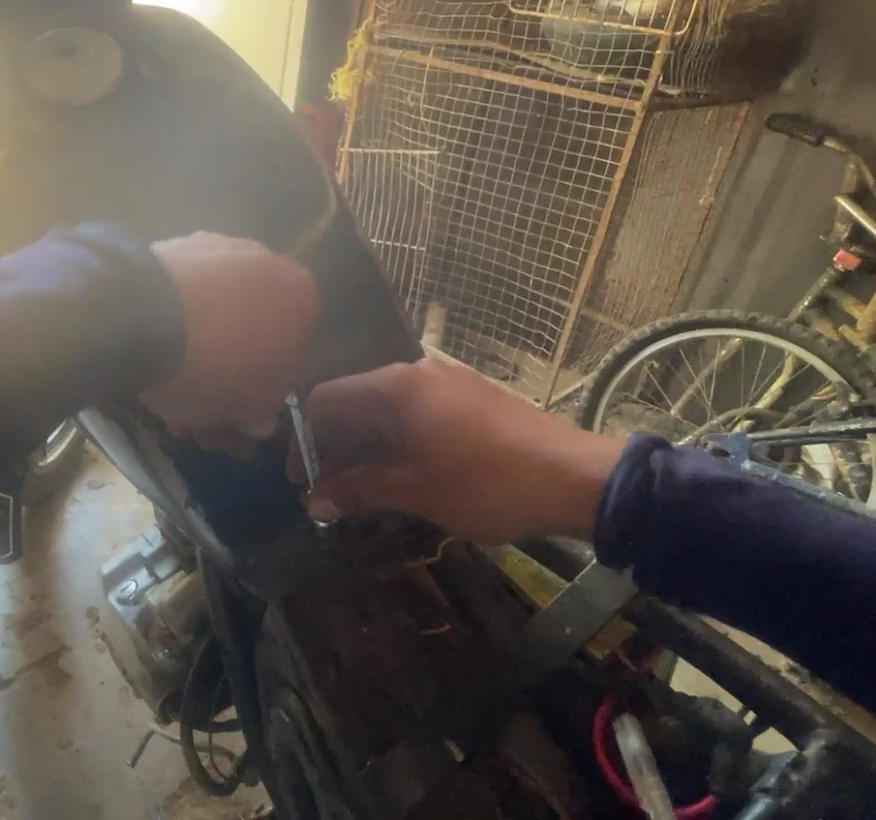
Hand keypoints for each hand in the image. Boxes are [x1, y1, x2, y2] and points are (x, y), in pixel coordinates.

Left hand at [141, 233, 319, 436]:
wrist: (144, 314)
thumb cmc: (216, 365)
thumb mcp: (248, 407)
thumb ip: (262, 410)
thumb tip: (260, 418)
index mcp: (303, 299)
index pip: (293, 351)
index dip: (265, 385)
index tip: (238, 408)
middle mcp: (270, 261)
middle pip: (252, 324)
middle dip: (228, 364)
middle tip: (198, 402)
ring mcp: (220, 246)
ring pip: (215, 307)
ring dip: (197, 341)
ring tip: (164, 381)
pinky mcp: (175, 244)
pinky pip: (182, 290)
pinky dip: (171, 315)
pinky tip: (148, 348)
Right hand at [299, 357, 623, 542]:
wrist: (574, 478)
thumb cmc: (487, 483)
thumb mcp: (416, 490)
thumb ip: (359, 490)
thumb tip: (312, 502)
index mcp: (396, 386)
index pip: (327, 399)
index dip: (305, 440)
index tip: (300, 480)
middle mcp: (416, 373)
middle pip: (355, 404)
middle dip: (335, 449)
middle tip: (326, 496)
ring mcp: (445, 383)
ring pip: (386, 412)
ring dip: (366, 451)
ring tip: (359, 494)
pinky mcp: (468, 398)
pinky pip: (414, 415)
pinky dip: (396, 444)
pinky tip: (398, 477)